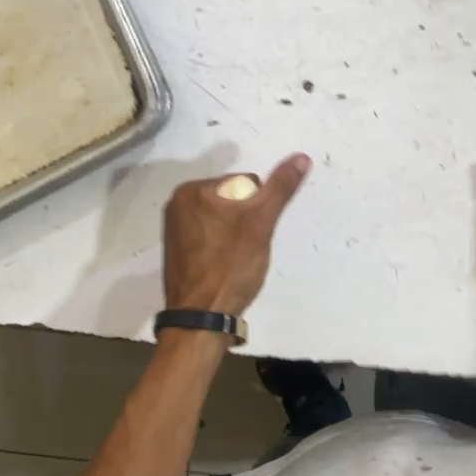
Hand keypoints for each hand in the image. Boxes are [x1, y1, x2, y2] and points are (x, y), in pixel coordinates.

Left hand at [162, 154, 311, 314]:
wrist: (202, 318)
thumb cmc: (231, 265)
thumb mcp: (261, 222)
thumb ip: (280, 187)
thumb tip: (302, 156)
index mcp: (191, 189)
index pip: (244, 183)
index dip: (257, 208)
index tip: (252, 234)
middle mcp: (177, 203)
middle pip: (232, 200)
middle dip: (245, 221)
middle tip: (245, 249)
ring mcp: (174, 228)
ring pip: (222, 220)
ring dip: (234, 234)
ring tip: (235, 259)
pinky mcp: (176, 251)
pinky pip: (209, 237)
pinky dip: (220, 247)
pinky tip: (223, 266)